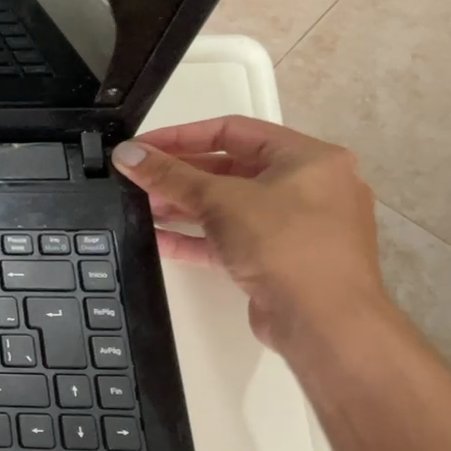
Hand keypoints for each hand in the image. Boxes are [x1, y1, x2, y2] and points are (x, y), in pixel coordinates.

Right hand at [111, 116, 390, 352]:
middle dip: (178, 174)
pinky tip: (158, 238)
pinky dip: (195, 235)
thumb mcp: (220, 200)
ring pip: (227, 205)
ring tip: (140, 208)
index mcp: (308, 158)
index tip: (140, 148)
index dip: (180, 136)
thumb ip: (169, 175)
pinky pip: (230, 237)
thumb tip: (126, 153)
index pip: (233, 131)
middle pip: (229, 168)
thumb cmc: (284, 244)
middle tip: (136, 180)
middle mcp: (308, 186)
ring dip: (182, 205)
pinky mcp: (278, 257)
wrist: (323, 318)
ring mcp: (295, 224)